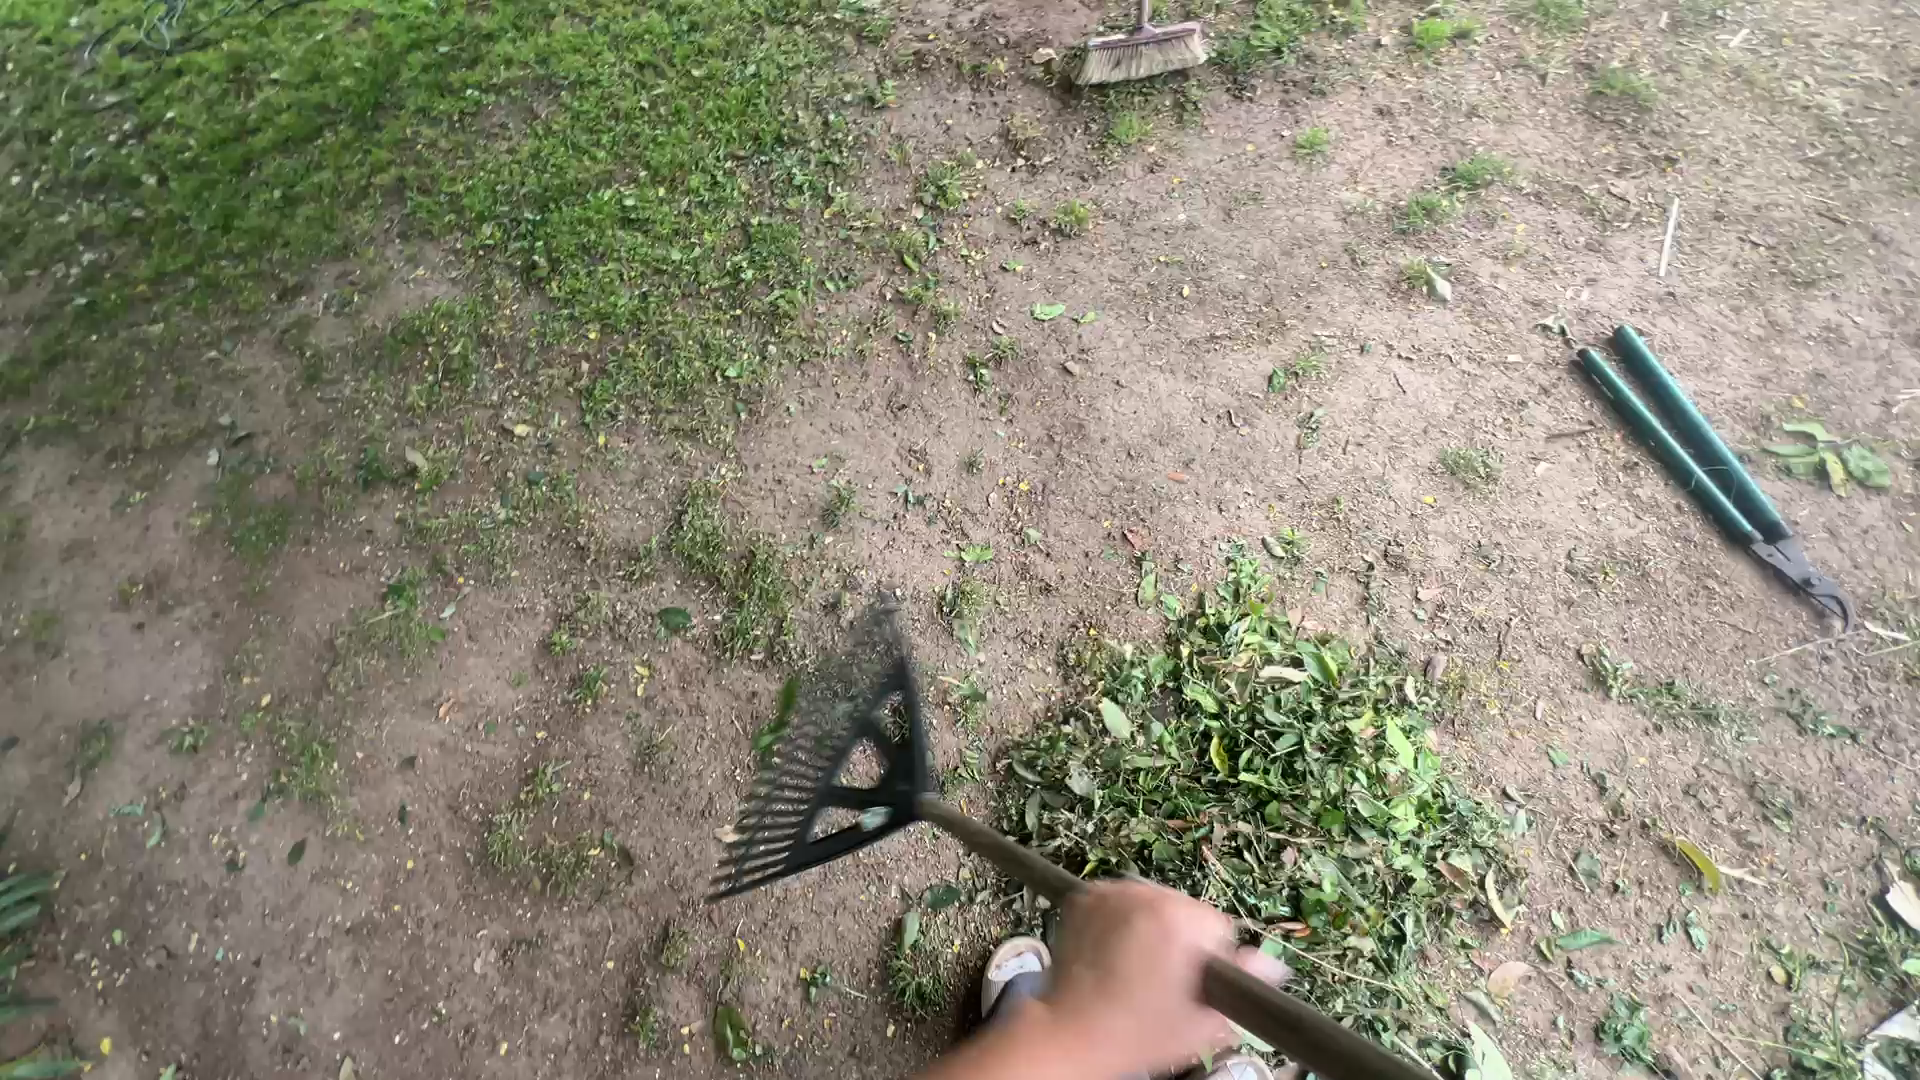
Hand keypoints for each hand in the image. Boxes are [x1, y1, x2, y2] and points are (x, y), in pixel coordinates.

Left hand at [1037, 879, 1288, 1075]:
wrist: (1074, 1030)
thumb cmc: (1142, 1032)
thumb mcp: (1202, 1020)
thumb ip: (1242, 984)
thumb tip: (1272, 963)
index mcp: (1179, 917)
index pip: (1218, 924)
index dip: (1211, 956)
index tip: (1193, 981)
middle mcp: (1145, 891)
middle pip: (1183, 906)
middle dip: (1182, 935)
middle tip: (1164, 976)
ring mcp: (1110, 890)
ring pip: (1151, 900)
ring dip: (1151, 923)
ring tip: (1136, 964)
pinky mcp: (1084, 895)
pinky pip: (1118, 899)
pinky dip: (1121, 917)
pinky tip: (1114, 948)